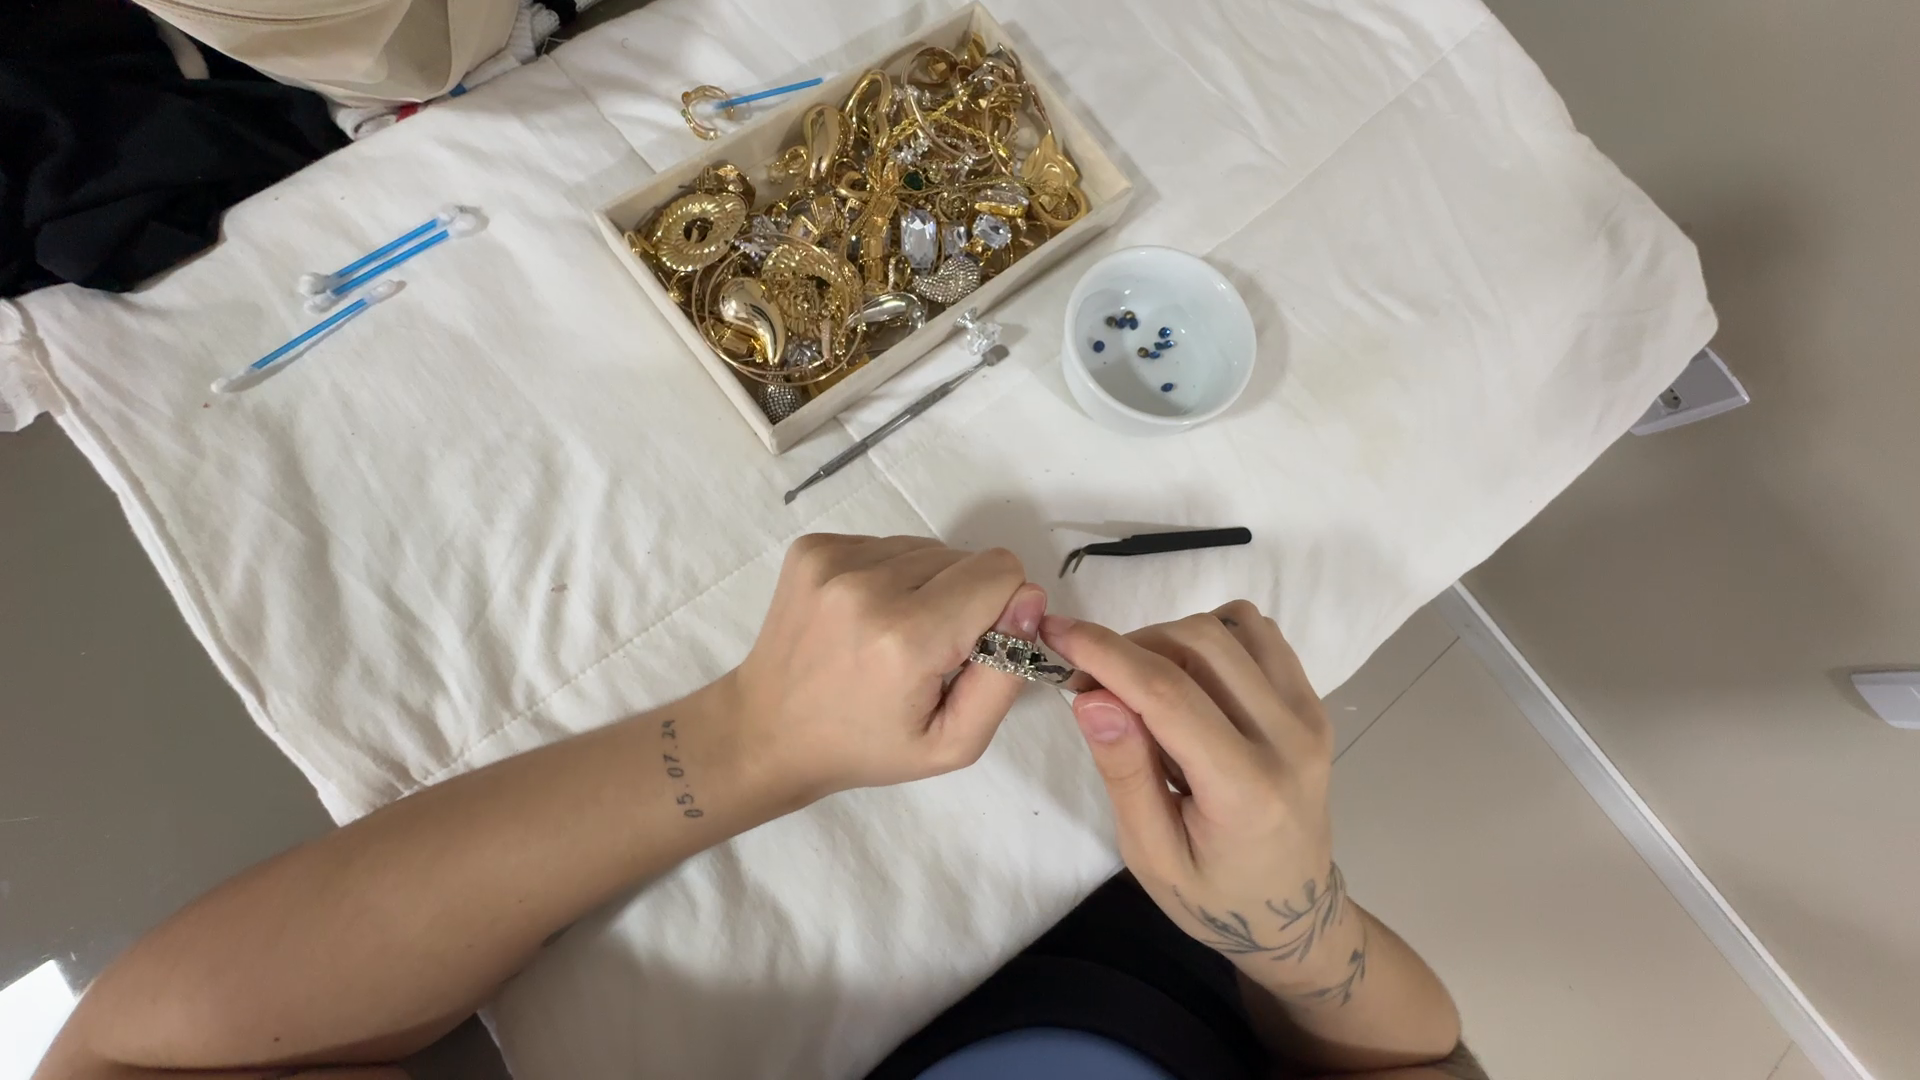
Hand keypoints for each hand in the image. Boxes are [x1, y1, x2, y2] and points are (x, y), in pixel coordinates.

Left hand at [730, 534, 1046, 796]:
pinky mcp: (812, 548)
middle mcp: (868, 585)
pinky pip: (887, 543)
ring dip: (925, 585)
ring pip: (926, 548)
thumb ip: (1005, 674)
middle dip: (963, 599)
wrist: (767, 730)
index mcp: (908, 638)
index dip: (1002, 607)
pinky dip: (889, 575)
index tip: (973, 645)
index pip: (1000, 571)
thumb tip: (1029, 599)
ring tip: (891, 633)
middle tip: (926, 650)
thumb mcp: (954, 743)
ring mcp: (833, 560)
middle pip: (964, 557)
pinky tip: (865, 615)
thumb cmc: (866, 745)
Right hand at [1042, 602, 1364, 1002]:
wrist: (1294, 914)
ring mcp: (1310, 715)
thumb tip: (1091, 695)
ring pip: (1228, 627)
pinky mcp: (1313, 702)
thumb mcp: (1151, 856)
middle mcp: (1291, 740)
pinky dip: (1210, 636)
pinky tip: (1188, 675)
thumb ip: (1124, 772)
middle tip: (1094, 681)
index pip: (1169, 695)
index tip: (1056, 632)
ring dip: (1168, 637)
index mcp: (1247, 791)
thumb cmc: (1214, 895)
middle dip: (1131, 646)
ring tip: (1143, 684)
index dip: (1106, 653)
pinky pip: (1256, 633)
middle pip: (1199, 644)